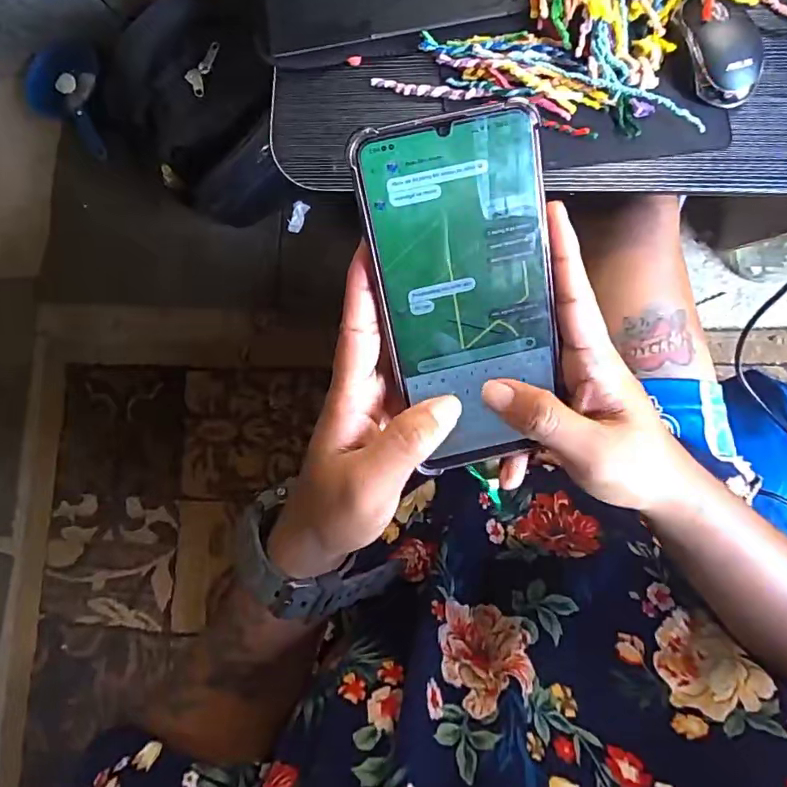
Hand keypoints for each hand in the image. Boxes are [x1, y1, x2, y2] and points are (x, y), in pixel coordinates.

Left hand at [266, 246, 462, 577]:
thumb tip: (450, 400)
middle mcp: (367, 388)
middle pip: (384, 329)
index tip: (371, 242)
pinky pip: (421, 385)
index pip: (356, 327)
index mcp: (352, 391)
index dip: (361, 285)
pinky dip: (439, 366)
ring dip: (424, 324)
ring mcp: (383, 406)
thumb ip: (405, 443)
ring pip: (404, 354)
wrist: (318, 544)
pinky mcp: (398, 424)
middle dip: (400, 290)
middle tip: (435, 258)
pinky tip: (469, 359)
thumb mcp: (368, 481)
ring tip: (461, 295)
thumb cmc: (333, 510)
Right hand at [479, 201, 710, 516]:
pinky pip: (523, 409)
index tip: (551, 209)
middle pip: (538, 319)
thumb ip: (544, 419)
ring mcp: (564, 384)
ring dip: (498, 395)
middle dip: (507, 297)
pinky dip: (511, 439)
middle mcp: (576, 360)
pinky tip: (507, 469)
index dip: (564, 250)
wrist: (660, 499)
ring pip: (520, 369)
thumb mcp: (594, 449)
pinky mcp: (556, 408)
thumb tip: (491, 387)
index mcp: (594, 357)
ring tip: (469, 410)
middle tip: (471, 276)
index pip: (576, 294)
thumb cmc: (641, 467)